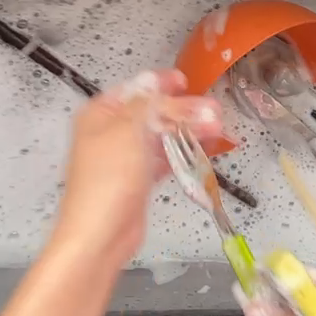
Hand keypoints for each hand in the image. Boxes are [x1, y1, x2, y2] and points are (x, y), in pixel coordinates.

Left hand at [52, 69, 221, 264]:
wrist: (100, 235)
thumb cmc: (108, 180)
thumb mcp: (129, 130)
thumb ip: (147, 104)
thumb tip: (157, 81)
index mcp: (100, 115)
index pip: (135, 90)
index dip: (161, 83)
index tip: (184, 80)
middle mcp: (110, 132)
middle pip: (153, 113)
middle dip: (184, 110)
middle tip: (213, 109)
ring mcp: (125, 157)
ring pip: (162, 135)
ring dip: (189, 130)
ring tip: (216, 128)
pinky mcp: (138, 178)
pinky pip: (164, 158)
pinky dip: (182, 152)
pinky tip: (203, 149)